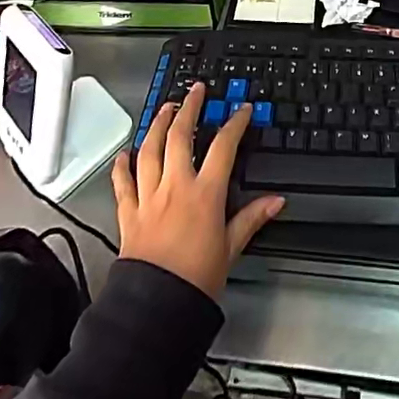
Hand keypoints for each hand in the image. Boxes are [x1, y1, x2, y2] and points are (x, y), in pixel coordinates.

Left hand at [111, 82, 284, 296]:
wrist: (154, 307)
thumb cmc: (195, 280)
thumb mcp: (230, 248)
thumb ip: (251, 219)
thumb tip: (276, 201)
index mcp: (204, 194)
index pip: (223, 147)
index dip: (234, 123)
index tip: (241, 110)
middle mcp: (175, 187)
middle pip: (179, 136)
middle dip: (189, 108)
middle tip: (195, 91)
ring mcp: (149, 197)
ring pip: (149, 150)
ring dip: (157, 125)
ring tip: (165, 108)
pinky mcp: (129, 213)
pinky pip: (123, 183)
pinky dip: (122, 165)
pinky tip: (124, 153)